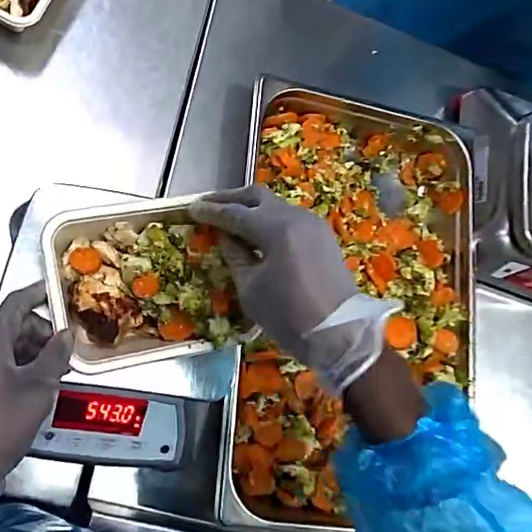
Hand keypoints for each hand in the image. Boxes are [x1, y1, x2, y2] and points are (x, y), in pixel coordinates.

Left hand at [0, 282, 71, 531]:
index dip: (37, 294)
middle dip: (41, 331)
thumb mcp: (39, 387)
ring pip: (6, 344)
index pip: (14, 304)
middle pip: (12, 324)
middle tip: (63, 348)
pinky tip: (37, 382)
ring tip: (55, 369)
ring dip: (32, 350)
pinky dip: (20, 364)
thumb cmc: (1, 425)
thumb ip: (55, 354)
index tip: (54, 289)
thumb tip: (65, 335)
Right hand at [189, 186, 398, 394]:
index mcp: (277, 229)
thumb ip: (235, 256)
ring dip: (251, 209)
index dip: (211, 212)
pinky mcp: (322, 237)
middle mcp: (297, 218)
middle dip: (230, 199)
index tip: (192, 209)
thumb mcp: (250, 288)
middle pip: (258, 197)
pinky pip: (289, 219)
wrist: (340, 334)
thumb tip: (226, 237)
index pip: (235, 213)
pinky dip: (268, 220)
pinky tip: (255, 232)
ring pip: (275, 206)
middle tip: (208, 205)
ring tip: (229, 219)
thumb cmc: (289, 316)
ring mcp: (313, 225)